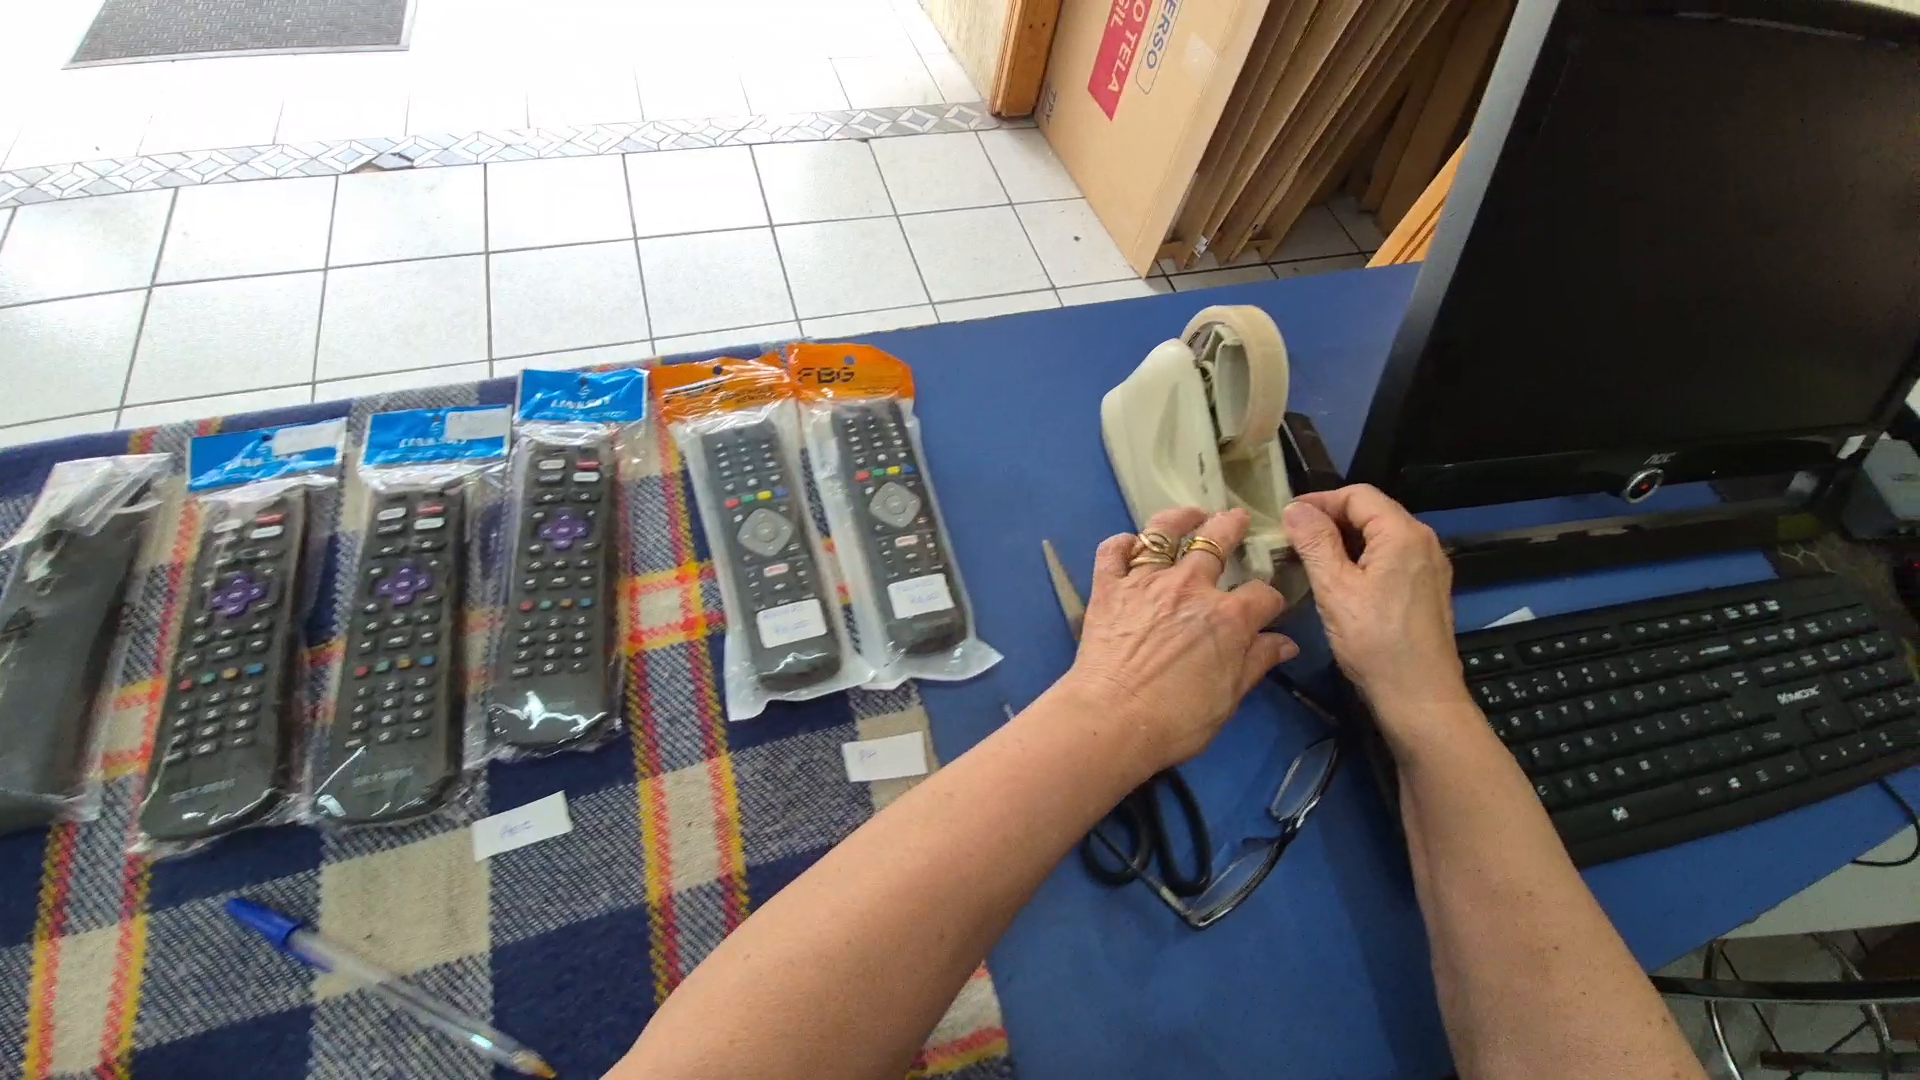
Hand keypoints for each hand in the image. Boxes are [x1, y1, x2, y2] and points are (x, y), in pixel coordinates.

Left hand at [1062, 506, 1299, 774]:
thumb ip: (1256, 663)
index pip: (1263, 594)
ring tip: (1190, 514)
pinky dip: (1120, 543)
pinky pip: (1112, 552)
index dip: (1271, 598)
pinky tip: (1129, 542)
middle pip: (1216, 542)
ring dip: (1179, 519)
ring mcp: (1145, 583)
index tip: (1269, 605)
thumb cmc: (1175, 720)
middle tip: (1236, 519)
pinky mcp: (1108, 588)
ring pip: (1162, 533)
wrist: (1112, 719)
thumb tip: (1284, 643)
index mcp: (1227, 618)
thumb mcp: (1228, 698)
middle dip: (1231, 526)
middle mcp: (1188, 588)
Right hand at [1281, 486, 1470, 722]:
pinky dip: (1358, 558)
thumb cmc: (1374, 640)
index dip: (1319, 500)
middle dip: (1329, 518)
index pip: (1358, 495)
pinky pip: (1388, 557)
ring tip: (1306, 556)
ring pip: (1378, 536)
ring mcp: (1427, 567)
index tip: (1285, 517)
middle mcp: (1423, 543)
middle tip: (1291, 537)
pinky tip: (1335, 579)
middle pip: (1371, 512)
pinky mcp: (1423, 589)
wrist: (1418, 696)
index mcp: (1404, 534)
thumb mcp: (1335, 588)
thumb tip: (1295, 508)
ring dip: (1341, 539)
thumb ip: (1315, 542)